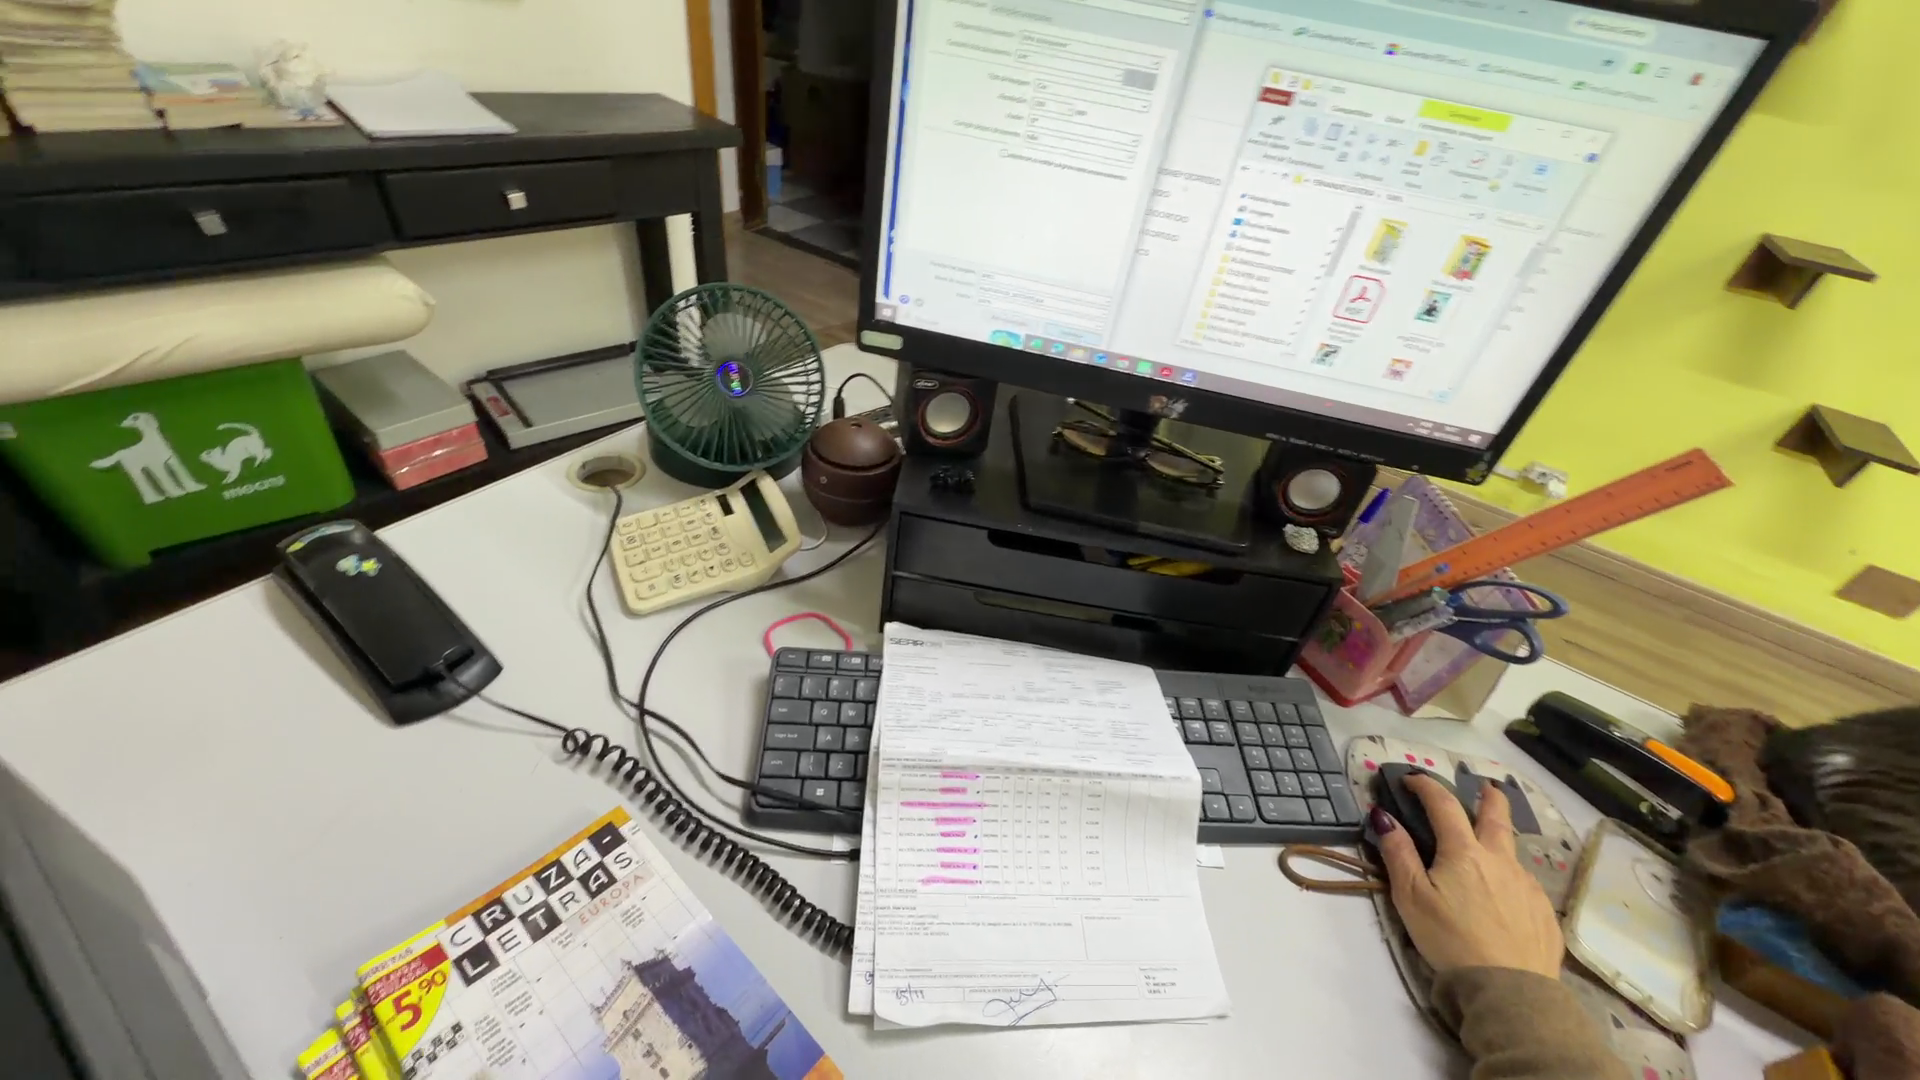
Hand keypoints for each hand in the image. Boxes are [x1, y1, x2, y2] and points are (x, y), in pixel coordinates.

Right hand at [1372, 773, 1563, 979]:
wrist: (1511, 992)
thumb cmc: (1451, 939)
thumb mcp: (1410, 897)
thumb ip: (1398, 853)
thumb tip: (1384, 816)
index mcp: (1464, 852)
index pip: (1444, 805)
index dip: (1426, 786)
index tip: (1411, 779)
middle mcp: (1500, 861)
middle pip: (1497, 818)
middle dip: (1489, 798)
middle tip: (1486, 788)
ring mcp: (1527, 886)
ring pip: (1513, 852)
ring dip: (1499, 841)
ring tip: (1488, 849)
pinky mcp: (1544, 913)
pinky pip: (1524, 884)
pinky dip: (1510, 877)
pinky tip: (1502, 896)